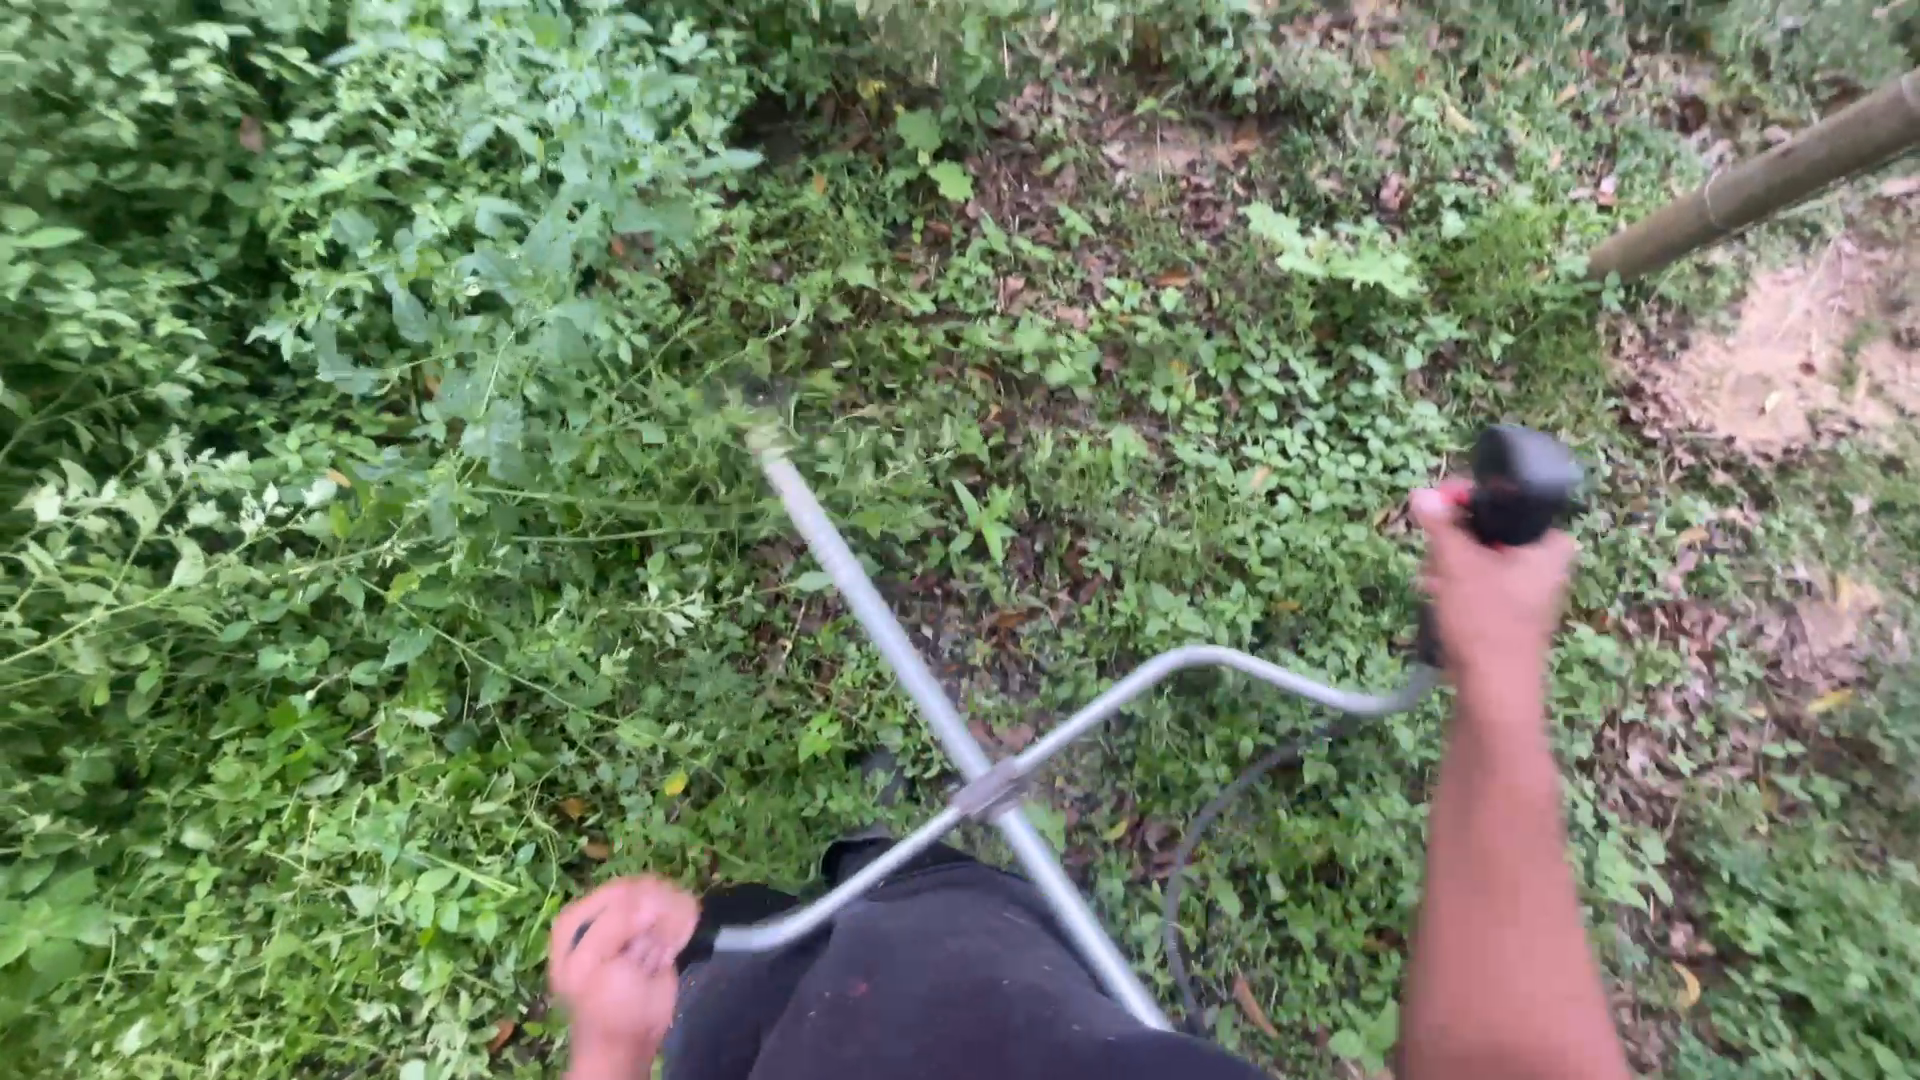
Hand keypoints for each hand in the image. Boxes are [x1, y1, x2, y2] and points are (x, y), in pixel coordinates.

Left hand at [549, 876, 699, 1079]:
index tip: (637, 946)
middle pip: (646, 887)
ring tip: (654, 959)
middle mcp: (605, 910)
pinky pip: (683, 904)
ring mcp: (634, 913)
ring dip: (668, 929)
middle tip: (645, 957)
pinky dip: (682, 929)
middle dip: (654, 923)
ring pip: (668, 893)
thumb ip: (613, 925)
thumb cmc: (606, 1007)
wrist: (633, 1038)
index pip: (619, 892)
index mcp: (577, 919)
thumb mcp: (591, 967)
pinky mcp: (660, 921)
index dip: (635, 915)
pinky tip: (666, 954)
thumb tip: (651, 901)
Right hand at [1412, 485, 1576, 705]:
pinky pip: (1477, 581)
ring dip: (1446, 563)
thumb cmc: (1485, 621)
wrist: (1493, 689)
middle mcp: (1545, 563)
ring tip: (1430, 580)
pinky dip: (1453, 583)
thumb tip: (1422, 493)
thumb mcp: (1457, 565)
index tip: (1432, 506)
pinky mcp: (1507, 610)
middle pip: (1487, 529)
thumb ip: (1440, 525)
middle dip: (1450, 539)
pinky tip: (1434, 594)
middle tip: (1431, 554)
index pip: (1506, 502)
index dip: (1466, 500)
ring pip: (1477, 557)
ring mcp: (1527, 589)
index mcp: (1549, 544)